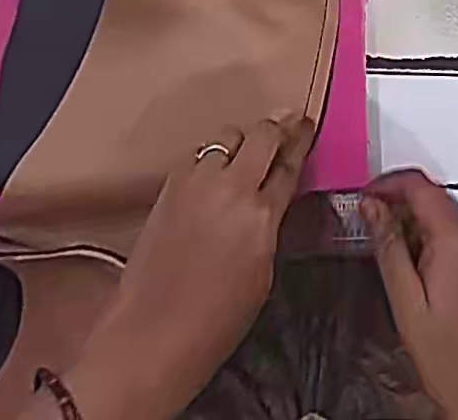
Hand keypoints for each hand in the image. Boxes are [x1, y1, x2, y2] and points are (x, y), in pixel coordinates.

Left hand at [51, 118, 315, 419]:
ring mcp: (197, 182)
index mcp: (261, 216)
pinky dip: (210, 156)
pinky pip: (199, 153)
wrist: (152, 333)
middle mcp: (231, 188)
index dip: (301, 140)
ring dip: (242, 141)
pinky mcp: (170, 184)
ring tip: (245, 153)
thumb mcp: (263, 271)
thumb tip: (272, 196)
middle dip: (278, 127)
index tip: (306, 125)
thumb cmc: (216, 319)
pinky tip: (212, 172)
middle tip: (286, 126)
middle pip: (263, 134)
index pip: (289, 164)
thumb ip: (270, 222)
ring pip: (228, 136)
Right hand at [361, 170, 457, 419]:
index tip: (364, 196)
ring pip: (440, 209)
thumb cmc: (447, 355)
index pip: (417, 185)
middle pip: (430, 193)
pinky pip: (452, 227)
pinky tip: (411, 257)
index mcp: (455, 236)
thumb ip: (387, 245)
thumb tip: (371, 205)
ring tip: (385, 240)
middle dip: (397, 199)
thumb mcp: (406, 300)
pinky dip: (427, 230)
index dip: (386, 183)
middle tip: (369, 217)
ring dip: (411, 216)